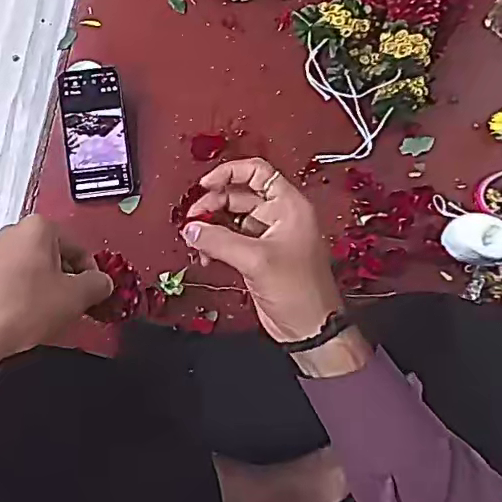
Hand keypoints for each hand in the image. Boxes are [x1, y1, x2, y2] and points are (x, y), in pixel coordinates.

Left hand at [0, 215, 113, 367]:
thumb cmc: (22, 310)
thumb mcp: (76, 297)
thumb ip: (98, 284)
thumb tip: (101, 283)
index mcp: (39, 227)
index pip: (80, 250)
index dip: (91, 276)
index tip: (93, 297)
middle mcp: (13, 233)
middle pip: (54, 258)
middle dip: (66, 283)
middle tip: (71, 309)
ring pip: (31, 272)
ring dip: (42, 292)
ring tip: (43, 319)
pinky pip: (7, 286)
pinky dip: (16, 298)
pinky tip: (16, 317)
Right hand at [182, 158, 343, 343]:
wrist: (310, 329)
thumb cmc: (298, 291)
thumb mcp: (257, 260)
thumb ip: (220, 241)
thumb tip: (191, 229)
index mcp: (288, 206)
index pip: (257, 172)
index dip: (229, 172)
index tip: (205, 184)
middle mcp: (278, 215)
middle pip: (239, 193)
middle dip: (213, 203)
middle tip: (193, 219)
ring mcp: (267, 235)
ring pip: (231, 216)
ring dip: (211, 225)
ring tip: (195, 238)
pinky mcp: (258, 254)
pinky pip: (230, 238)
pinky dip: (215, 242)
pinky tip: (205, 254)